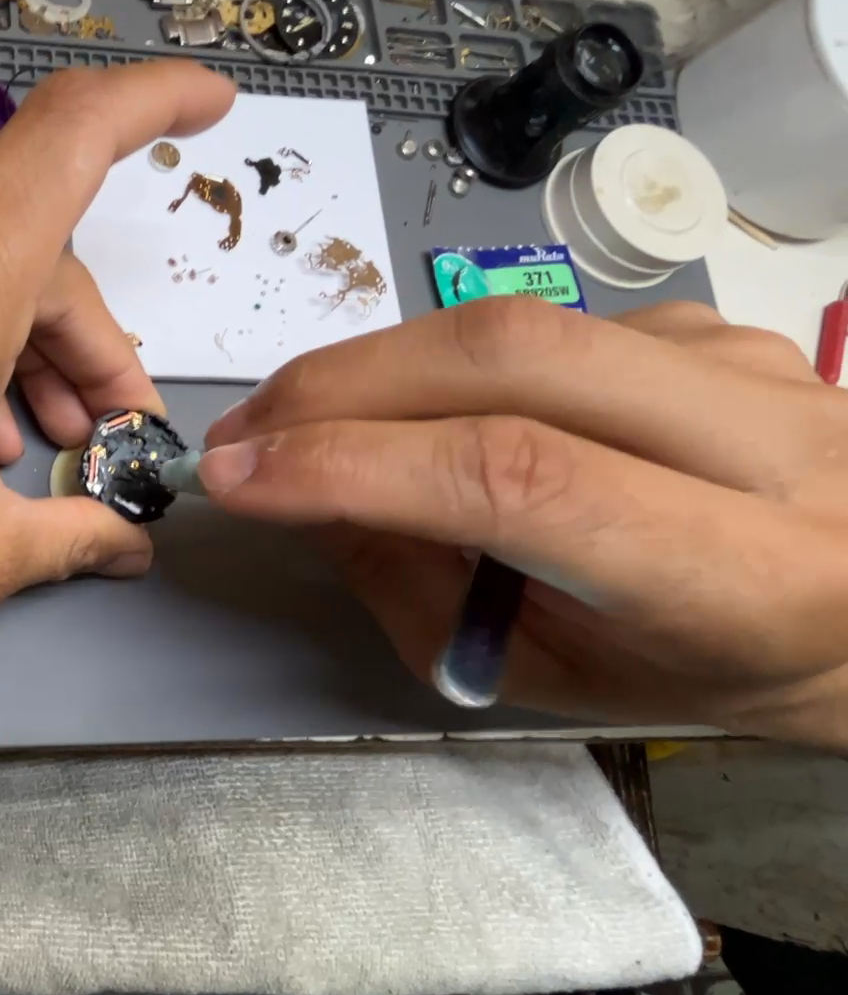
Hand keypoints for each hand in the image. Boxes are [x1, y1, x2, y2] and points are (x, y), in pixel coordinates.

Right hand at [196, 296, 847, 746]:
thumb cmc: (681, 670)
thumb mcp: (528, 668)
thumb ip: (405, 578)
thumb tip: (298, 492)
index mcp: (730, 573)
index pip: (512, 480)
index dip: (349, 465)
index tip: (232, 479)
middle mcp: (762, 441)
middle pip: (503, 360)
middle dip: (334, 388)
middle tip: (237, 436)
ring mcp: (734, 360)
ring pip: (502, 325)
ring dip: (356, 368)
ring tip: (280, 421)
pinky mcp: (695, 324)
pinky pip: (516, 329)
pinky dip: (414, 366)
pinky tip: (387, 411)